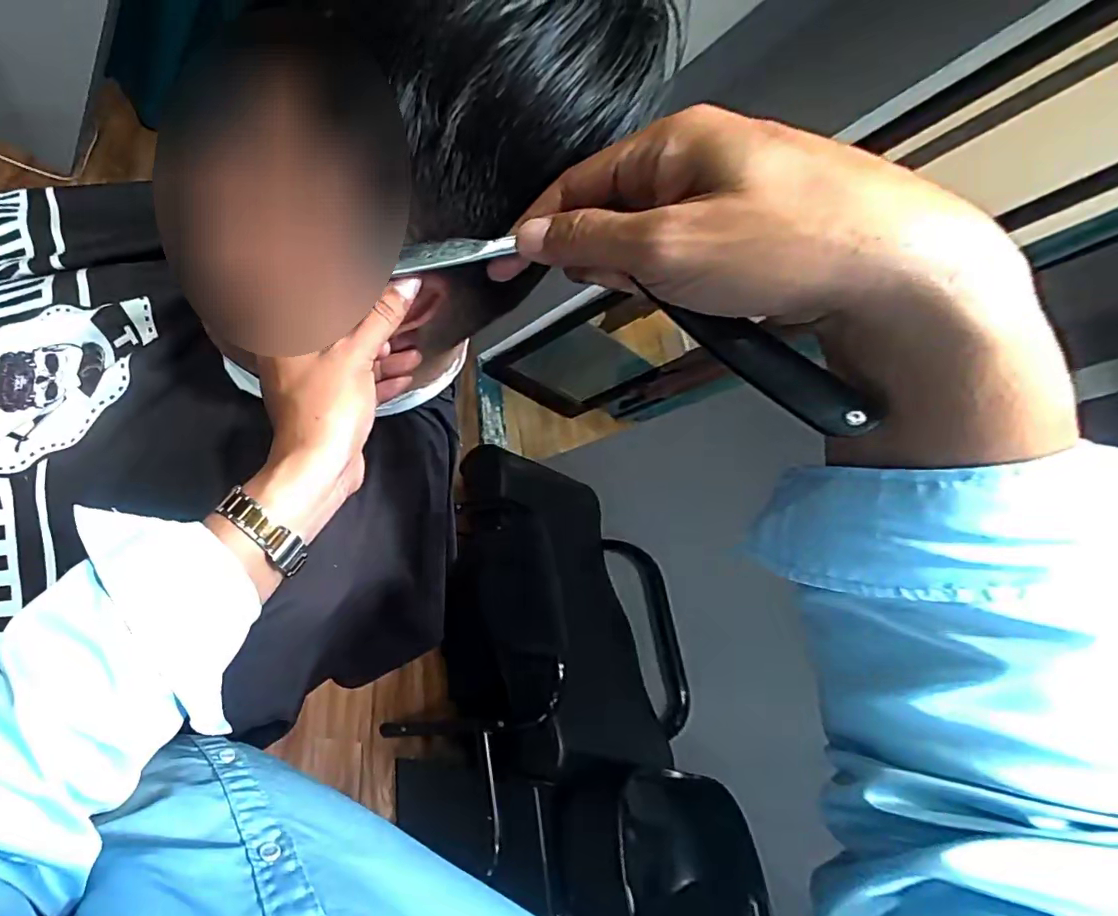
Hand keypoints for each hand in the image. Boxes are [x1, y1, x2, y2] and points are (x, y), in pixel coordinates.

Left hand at [206, 278, 419, 598]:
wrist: (318, 468)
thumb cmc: (326, 410)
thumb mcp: (356, 354)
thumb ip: (380, 317)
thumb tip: (406, 285)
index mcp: (290, 340)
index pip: (325, 302)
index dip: (360, 291)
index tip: (389, 280)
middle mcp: (295, 359)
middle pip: (341, 330)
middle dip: (379, 322)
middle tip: (412, 310)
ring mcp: (311, 384)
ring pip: (351, 357)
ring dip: (385, 352)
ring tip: (416, 343)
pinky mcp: (328, 405)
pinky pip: (355, 383)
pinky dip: (378, 377)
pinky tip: (405, 373)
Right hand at [489, 104, 1077, 467]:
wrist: (897, 275)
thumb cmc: (790, 246)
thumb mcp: (662, 246)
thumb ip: (583, 238)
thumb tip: (528, 235)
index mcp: (674, 142)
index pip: (572, 184)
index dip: (530, 229)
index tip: (503, 268)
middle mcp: (695, 157)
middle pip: (599, 211)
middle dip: (596, 255)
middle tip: (625, 279)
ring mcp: (718, 190)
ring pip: (632, 238)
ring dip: (632, 271)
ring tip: (670, 285)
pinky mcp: (734, 224)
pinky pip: (667, 251)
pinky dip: (663, 277)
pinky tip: (690, 290)